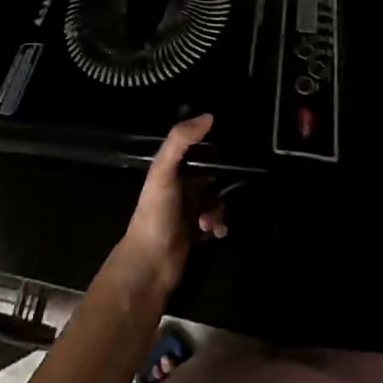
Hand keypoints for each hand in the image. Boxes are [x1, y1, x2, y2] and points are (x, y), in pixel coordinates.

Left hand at [113, 114, 227, 290]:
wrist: (150, 265)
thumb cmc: (155, 214)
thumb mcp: (163, 171)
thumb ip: (180, 141)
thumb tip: (209, 116)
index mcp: (168, 172)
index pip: (194, 152)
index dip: (211, 148)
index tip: (232, 147)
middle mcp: (178, 189)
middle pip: (210, 178)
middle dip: (221, 185)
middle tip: (223, 193)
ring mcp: (186, 213)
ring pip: (215, 201)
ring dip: (220, 209)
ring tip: (212, 222)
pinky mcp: (194, 234)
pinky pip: (216, 223)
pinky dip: (221, 225)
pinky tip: (217, 233)